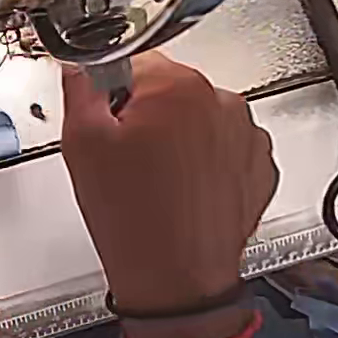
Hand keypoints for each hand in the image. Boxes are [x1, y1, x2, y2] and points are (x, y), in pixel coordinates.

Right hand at [60, 53, 277, 315]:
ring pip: (195, 115)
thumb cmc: (133, 217)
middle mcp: (222, 103)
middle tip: (124, 155)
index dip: (111, 89)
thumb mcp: (82, 144)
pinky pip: (221, 144)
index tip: (105, 114)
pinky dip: (201, 158)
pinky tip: (178, 187)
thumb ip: (80, 90)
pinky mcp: (257, 164)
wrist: (175, 278)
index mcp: (178, 88)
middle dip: (143, 112)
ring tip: (153, 177)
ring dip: (174, 135)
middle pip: (167, 87)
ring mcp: (246, 135)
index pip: (134, 59)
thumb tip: (80, 66)